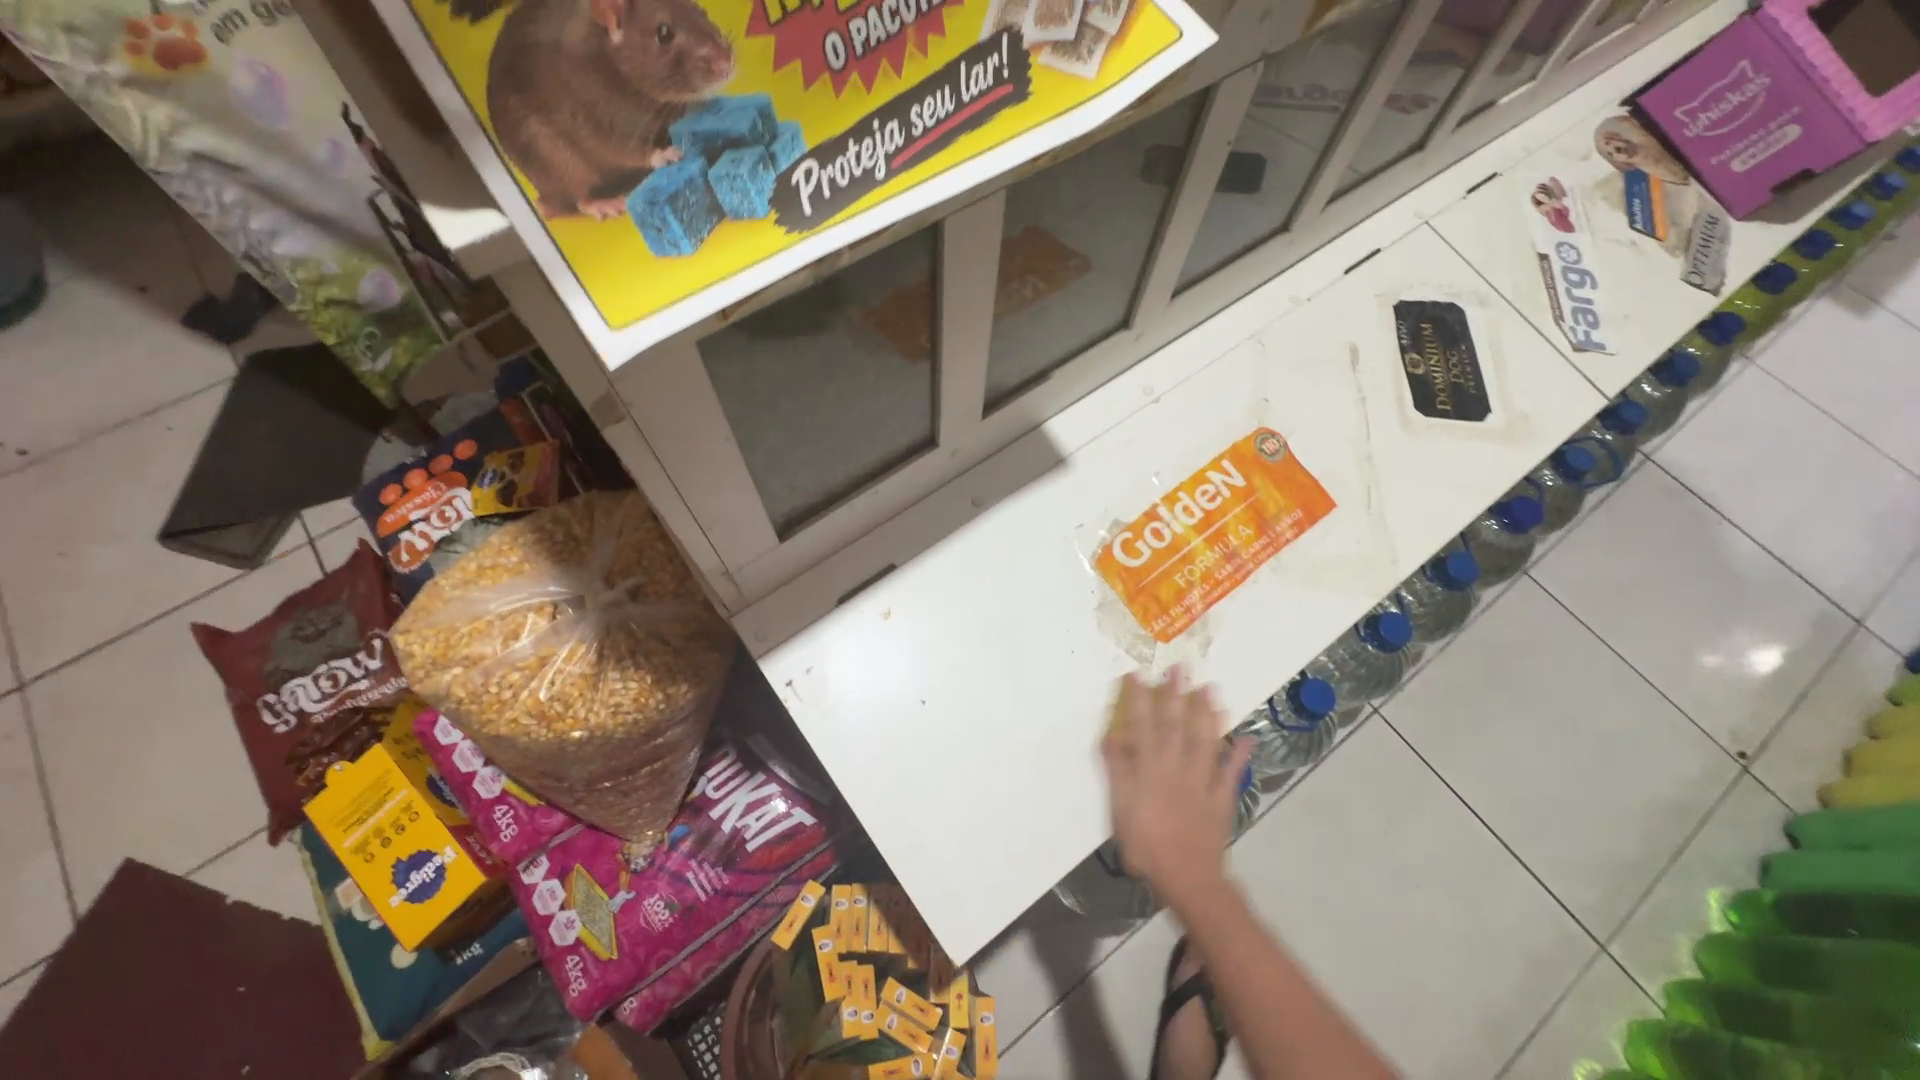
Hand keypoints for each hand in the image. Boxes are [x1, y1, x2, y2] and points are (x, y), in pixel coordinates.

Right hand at [1100, 666, 1251, 913]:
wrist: (1187, 876)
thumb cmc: (1147, 845)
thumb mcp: (1120, 809)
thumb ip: (1118, 772)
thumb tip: (1112, 737)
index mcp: (1150, 768)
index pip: (1143, 726)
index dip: (1139, 699)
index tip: (1137, 674)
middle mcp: (1177, 766)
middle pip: (1176, 725)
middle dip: (1175, 694)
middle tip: (1179, 667)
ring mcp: (1203, 780)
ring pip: (1206, 740)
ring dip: (1208, 713)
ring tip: (1210, 688)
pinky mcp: (1222, 797)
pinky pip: (1233, 771)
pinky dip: (1241, 753)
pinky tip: (1248, 736)